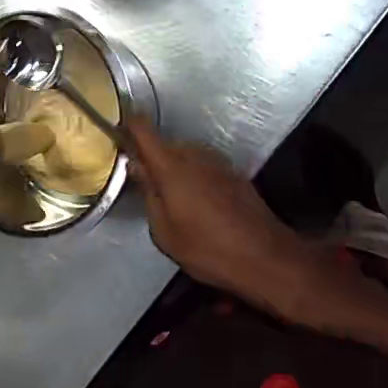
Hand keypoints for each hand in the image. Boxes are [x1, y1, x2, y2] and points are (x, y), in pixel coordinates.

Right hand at [129, 121, 387, 341]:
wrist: (271, 262)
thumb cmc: (210, 250)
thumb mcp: (164, 233)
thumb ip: (148, 195)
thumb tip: (138, 169)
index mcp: (171, 165)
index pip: (142, 128)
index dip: (127, 125)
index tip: (117, 134)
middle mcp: (193, 154)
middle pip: (163, 144)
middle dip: (151, 158)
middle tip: (146, 185)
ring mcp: (216, 161)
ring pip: (184, 154)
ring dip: (175, 168)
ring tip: (174, 199)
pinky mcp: (233, 173)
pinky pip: (202, 165)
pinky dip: (194, 177)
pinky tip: (198, 205)